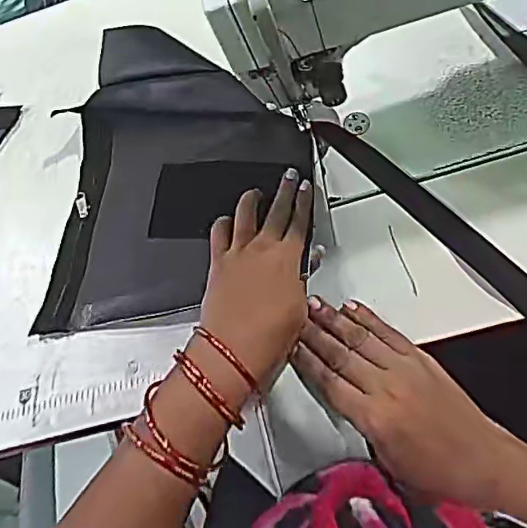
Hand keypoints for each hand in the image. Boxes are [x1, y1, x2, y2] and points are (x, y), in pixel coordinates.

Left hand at [199, 170, 312, 389]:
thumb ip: (302, 279)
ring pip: (245, 213)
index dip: (304, 202)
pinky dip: (223, 223)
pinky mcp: (218, 262)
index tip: (306, 188)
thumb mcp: (299, 309)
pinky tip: (226, 220)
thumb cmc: (269, 337)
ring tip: (256, 192)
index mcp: (287, 259)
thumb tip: (308, 262)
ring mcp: (238, 253)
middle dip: (284, 190)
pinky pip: (219, 233)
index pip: (300, 222)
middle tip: (288, 177)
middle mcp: (262, 249)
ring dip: (252, 199)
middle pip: (275, 210)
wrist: (234, 350)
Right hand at [292, 298, 526, 508]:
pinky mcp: (421, 360)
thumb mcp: (389, 468)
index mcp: (375, 419)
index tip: (290, 346)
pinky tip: (353, 309)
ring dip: (334, 319)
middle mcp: (387, 388)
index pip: (328, 382)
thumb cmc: (443, 474)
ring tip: (315, 305)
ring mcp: (405, 369)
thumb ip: (361, 433)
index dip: (306, 361)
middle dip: (313, 333)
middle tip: (294, 316)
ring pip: (360, 337)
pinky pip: (388, 333)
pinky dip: (368, 318)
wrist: (487, 464)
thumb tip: (342, 412)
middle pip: (339, 353)